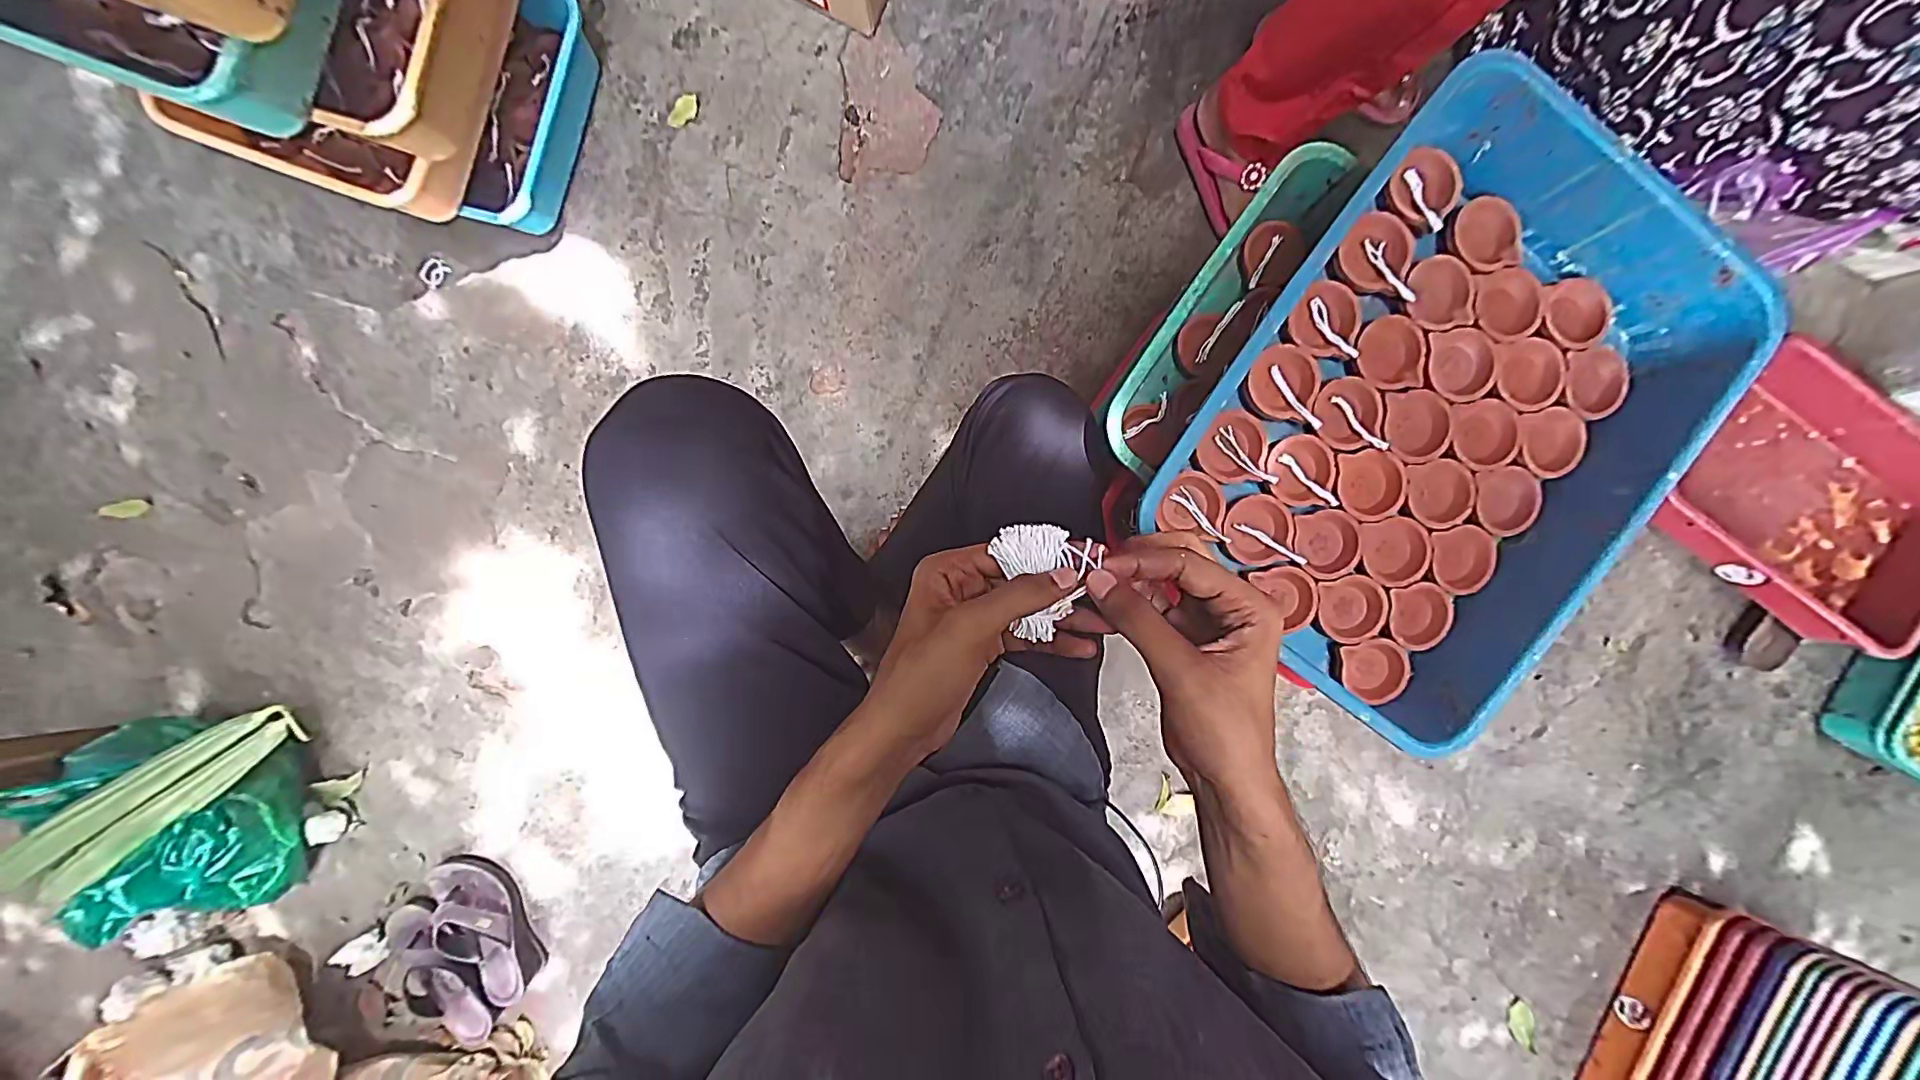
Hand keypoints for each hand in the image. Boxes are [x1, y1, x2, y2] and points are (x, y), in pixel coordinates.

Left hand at [865, 545, 1078, 758]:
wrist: (903, 728)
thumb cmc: (915, 678)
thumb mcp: (970, 627)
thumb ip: (1018, 596)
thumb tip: (1058, 575)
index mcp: (946, 572)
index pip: (1007, 552)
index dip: (1046, 556)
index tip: (1081, 558)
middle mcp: (959, 590)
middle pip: (1022, 580)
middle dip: (1061, 591)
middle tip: (1096, 591)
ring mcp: (973, 618)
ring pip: (1028, 609)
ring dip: (1062, 617)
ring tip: (1096, 621)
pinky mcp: (984, 644)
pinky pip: (1025, 634)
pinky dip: (1051, 639)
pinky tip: (1076, 644)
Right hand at [1083, 535, 1285, 792]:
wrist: (1225, 776)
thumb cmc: (1230, 735)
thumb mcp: (1181, 671)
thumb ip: (1140, 620)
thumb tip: (1107, 581)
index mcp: (1251, 608)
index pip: (1191, 563)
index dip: (1146, 560)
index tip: (1109, 566)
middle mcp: (1232, 608)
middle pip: (1181, 560)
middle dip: (1139, 560)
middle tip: (1104, 566)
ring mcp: (1206, 621)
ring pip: (1162, 581)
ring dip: (1129, 582)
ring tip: (1098, 585)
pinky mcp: (1183, 636)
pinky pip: (1151, 607)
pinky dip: (1127, 605)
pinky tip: (1104, 607)